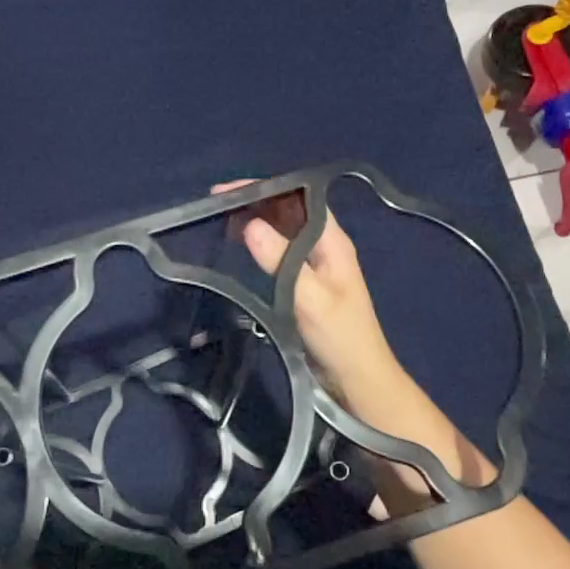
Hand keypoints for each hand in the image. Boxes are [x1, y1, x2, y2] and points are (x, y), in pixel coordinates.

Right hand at [212, 181, 402, 401]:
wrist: (357, 380)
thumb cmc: (340, 337)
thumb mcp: (309, 298)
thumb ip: (282, 260)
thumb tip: (250, 224)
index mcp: (332, 242)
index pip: (298, 198)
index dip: (265, 188)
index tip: (227, 191)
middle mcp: (323, 247)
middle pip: (288, 211)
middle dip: (254, 201)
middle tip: (213, 204)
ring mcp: (313, 266)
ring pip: (281, 230)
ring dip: (254, 221)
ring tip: (218, 220)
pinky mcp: (303, 285)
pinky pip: (277, 252)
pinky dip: (257, 243)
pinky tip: (237, 247)